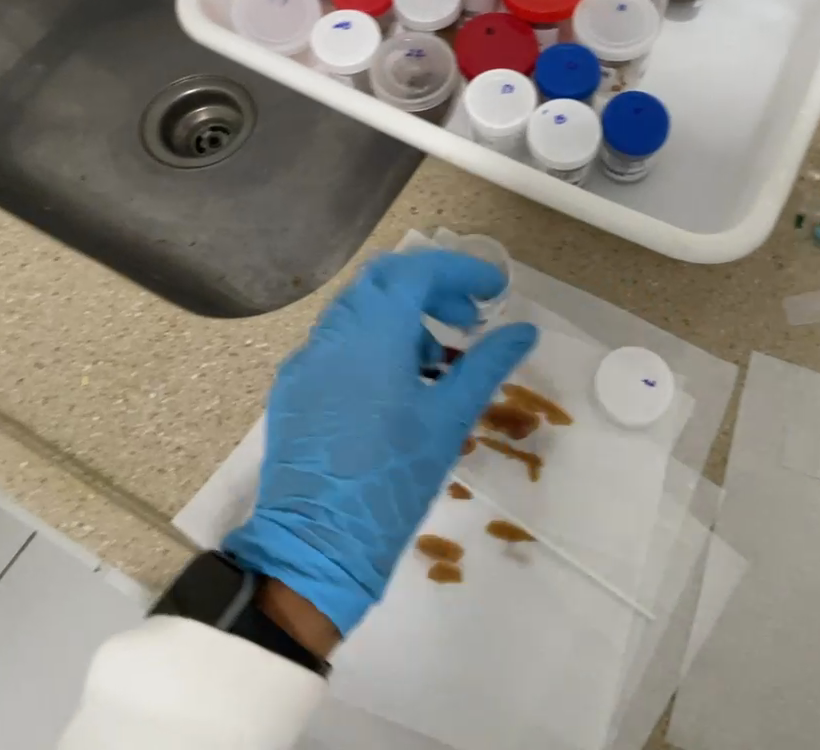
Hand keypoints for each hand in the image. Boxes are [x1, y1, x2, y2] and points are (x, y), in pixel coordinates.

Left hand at [224, 251, 537, 634]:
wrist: (316, 548)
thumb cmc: (393, 481)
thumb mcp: (449, 419)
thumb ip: (487, 365)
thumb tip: (525, 331)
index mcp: (372, 335)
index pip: (416, 271)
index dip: (460, 270)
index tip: (495, 289)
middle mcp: (333, 335)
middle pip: (384, 281)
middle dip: (432, 288)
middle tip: (469, 317)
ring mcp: (307, 361)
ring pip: (358, 310)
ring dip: (403, 315)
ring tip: (438, 359)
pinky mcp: (294, 388)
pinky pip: (337, 342)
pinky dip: (373, 342)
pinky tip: (396, 385)